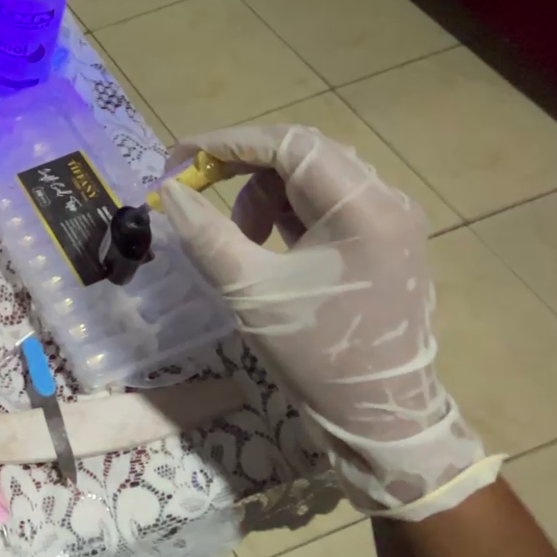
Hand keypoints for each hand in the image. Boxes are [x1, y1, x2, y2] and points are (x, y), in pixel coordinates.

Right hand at [156, 125, 501, 520]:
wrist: (378, 414)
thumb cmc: (314, 351)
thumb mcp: (247, 289)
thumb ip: (204, 231)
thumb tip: (168, 190)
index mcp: (362, 208)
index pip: (288, 144)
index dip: (225, 143)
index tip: (176, 161)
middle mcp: (385, 201)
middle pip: (301, 152)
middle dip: (239, 165)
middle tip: (193, 188)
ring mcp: (388, 220)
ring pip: (310, 175)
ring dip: (260, 191)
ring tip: (236, 234)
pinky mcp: (382, 239)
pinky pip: (323, 201)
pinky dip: (282, 210)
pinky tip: (263, 243)